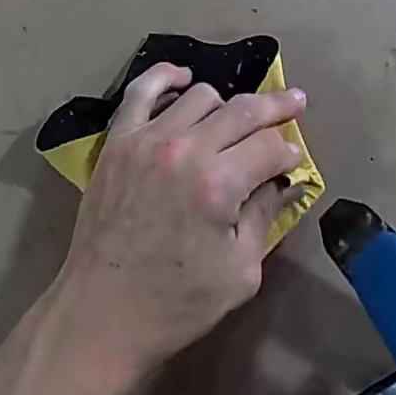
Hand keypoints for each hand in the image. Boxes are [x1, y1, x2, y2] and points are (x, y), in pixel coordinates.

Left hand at [52, 62, 306, 369]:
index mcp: (218, 186)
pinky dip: (166, 76)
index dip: (288, 152)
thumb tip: (286, 179)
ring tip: (233, 124)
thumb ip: (265, 214)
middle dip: (277, 106)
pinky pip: (143, 90)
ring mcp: (147, 140)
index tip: (293, 162)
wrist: (99, 318)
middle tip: (295, 104)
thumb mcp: (240, 273)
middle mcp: (185, 151)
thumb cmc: (176, 303)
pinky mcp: (118, 142)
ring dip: (227, 106)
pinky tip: (184, 78)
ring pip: (203, 95)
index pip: (270, 146)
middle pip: (244, 109)